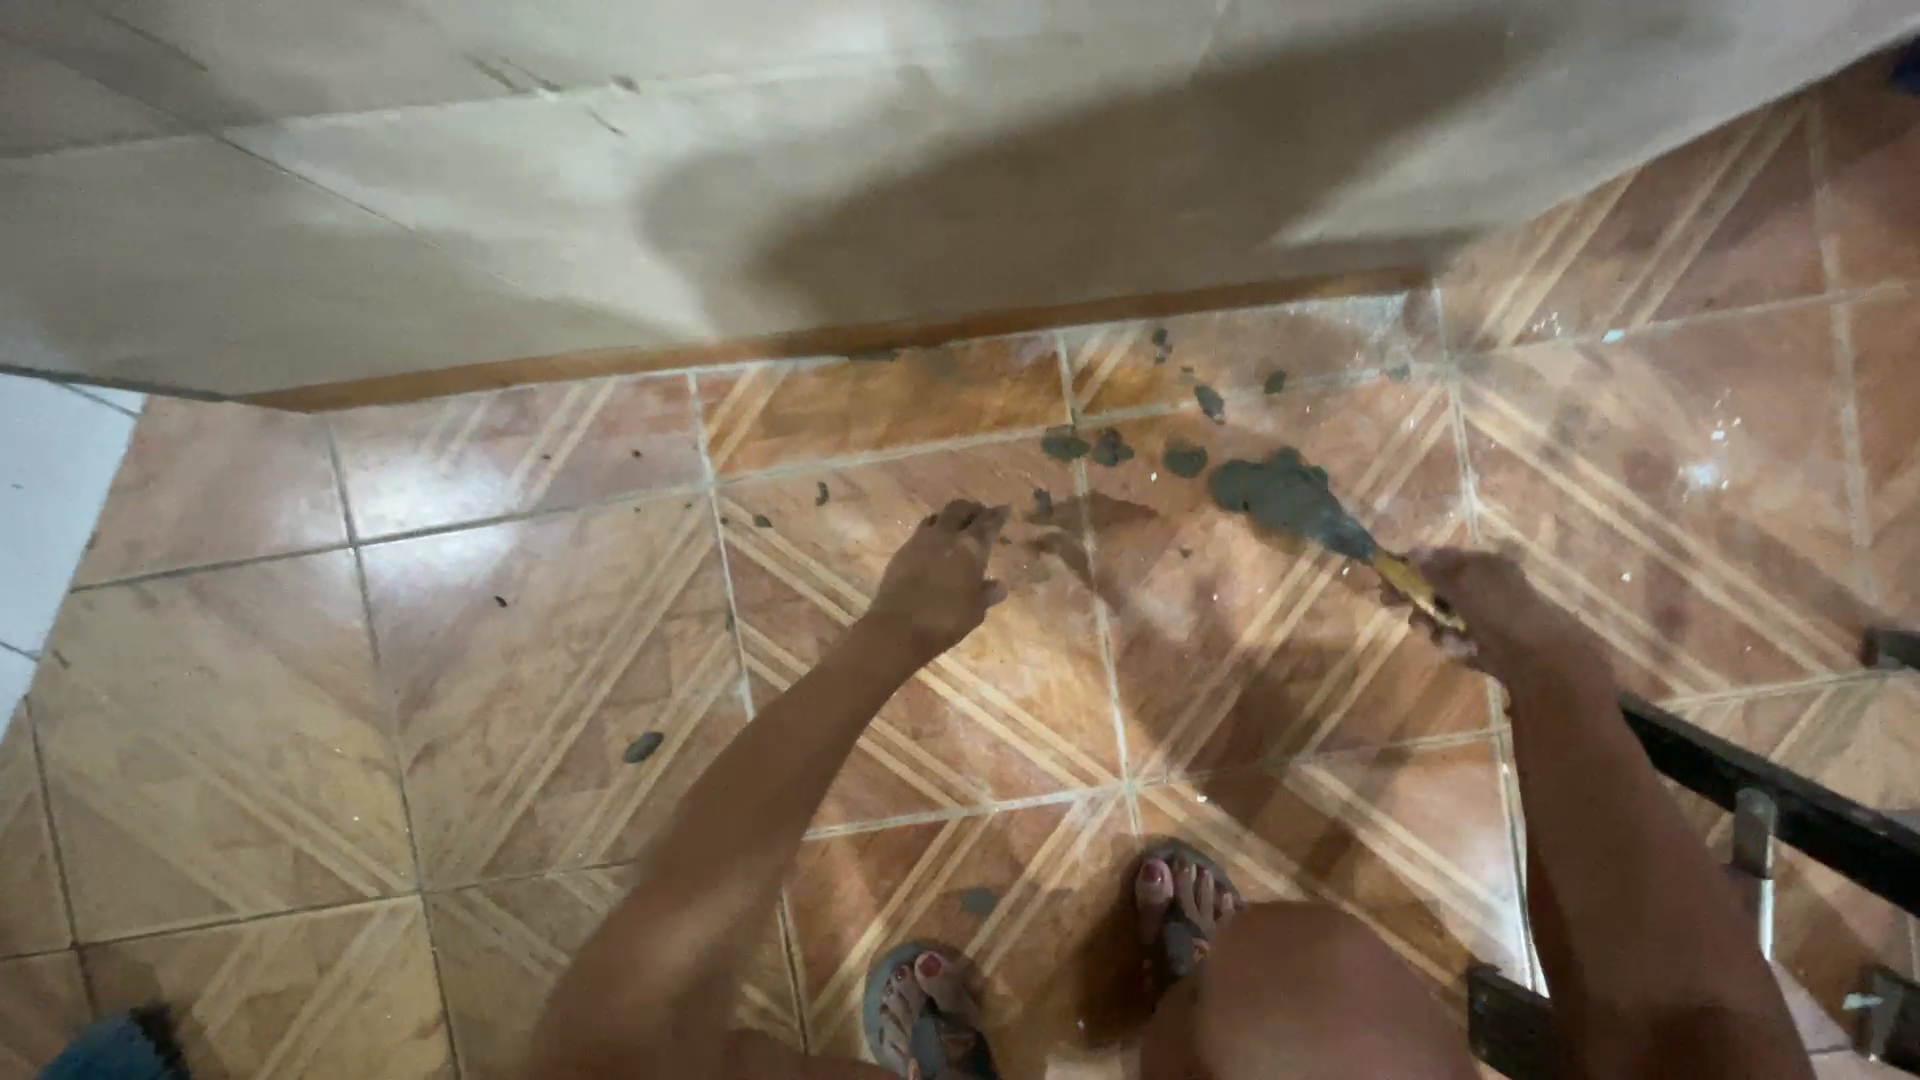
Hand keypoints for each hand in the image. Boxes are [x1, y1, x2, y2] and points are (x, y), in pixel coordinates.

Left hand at [862, 499, 1010, 663]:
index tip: (1004, 509)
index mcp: (971, 548)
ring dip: (949, 516)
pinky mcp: (901, 551)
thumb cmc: (946, 620)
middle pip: (959, 509)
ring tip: (956, 524)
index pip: (988, 523)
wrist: (898, 627)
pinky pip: (921, 532)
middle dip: (972, 508)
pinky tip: (933, 543)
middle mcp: (946, 536)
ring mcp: (920, 541)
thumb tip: (999, 586)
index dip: (998, 515)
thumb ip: (987, 594)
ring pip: (937, 516)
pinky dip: (932, 531)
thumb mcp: (975, 611)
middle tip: (980, 513)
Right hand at [1398, 548, 1606, 689]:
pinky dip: (1452, 644)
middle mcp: (1486, 588)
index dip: (1412, 566)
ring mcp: (1486, 617)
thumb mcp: (1464, 581)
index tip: (1387, 577)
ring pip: (1442, 617)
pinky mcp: (1486, 644)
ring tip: (1438, 635)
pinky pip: (1455, 640)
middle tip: (1391, 604)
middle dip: (1417, 599)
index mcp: (1484, 566)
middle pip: (1437, 589)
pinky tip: (1460, 649)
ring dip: (1432, 626)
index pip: (1441, 559)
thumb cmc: (1500, 610)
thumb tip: (1412, 551)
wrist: (1540, 659)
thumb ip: (1436, 567)